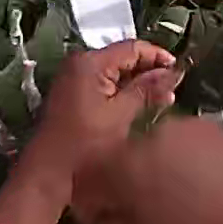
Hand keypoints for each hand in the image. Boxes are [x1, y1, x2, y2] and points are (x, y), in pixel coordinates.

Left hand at [30, 41, 180, 184]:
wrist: (46, 175)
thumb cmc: (84, 145)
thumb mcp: (120, 115)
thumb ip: (147, 90)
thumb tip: (173, 74)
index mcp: (90, 62)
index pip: (132, 48)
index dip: (157, 56)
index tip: (177, 68)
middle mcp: (80, 62)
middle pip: (123, 57)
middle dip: (148, 70)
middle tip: (172, 85)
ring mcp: (74, 77)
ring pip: (114, 71)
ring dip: (137, 82)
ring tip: (162, 96)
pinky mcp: (72, 92)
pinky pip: (103, 82)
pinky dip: (121, 91)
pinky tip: (140, 103)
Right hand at [72, 116, 222, 223]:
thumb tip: (105, 222)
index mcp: (128, 165)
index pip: (88, 172)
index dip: (91, 198)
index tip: (103, 222)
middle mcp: (155, 134)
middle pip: (125, 155)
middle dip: (127, 183)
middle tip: (143, 218)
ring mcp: (190, 126)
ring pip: (158, 149)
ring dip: (158, 172)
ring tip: (180, 208)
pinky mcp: (218, 128)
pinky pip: (187, 145)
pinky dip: (187, 165)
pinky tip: (206, 195)